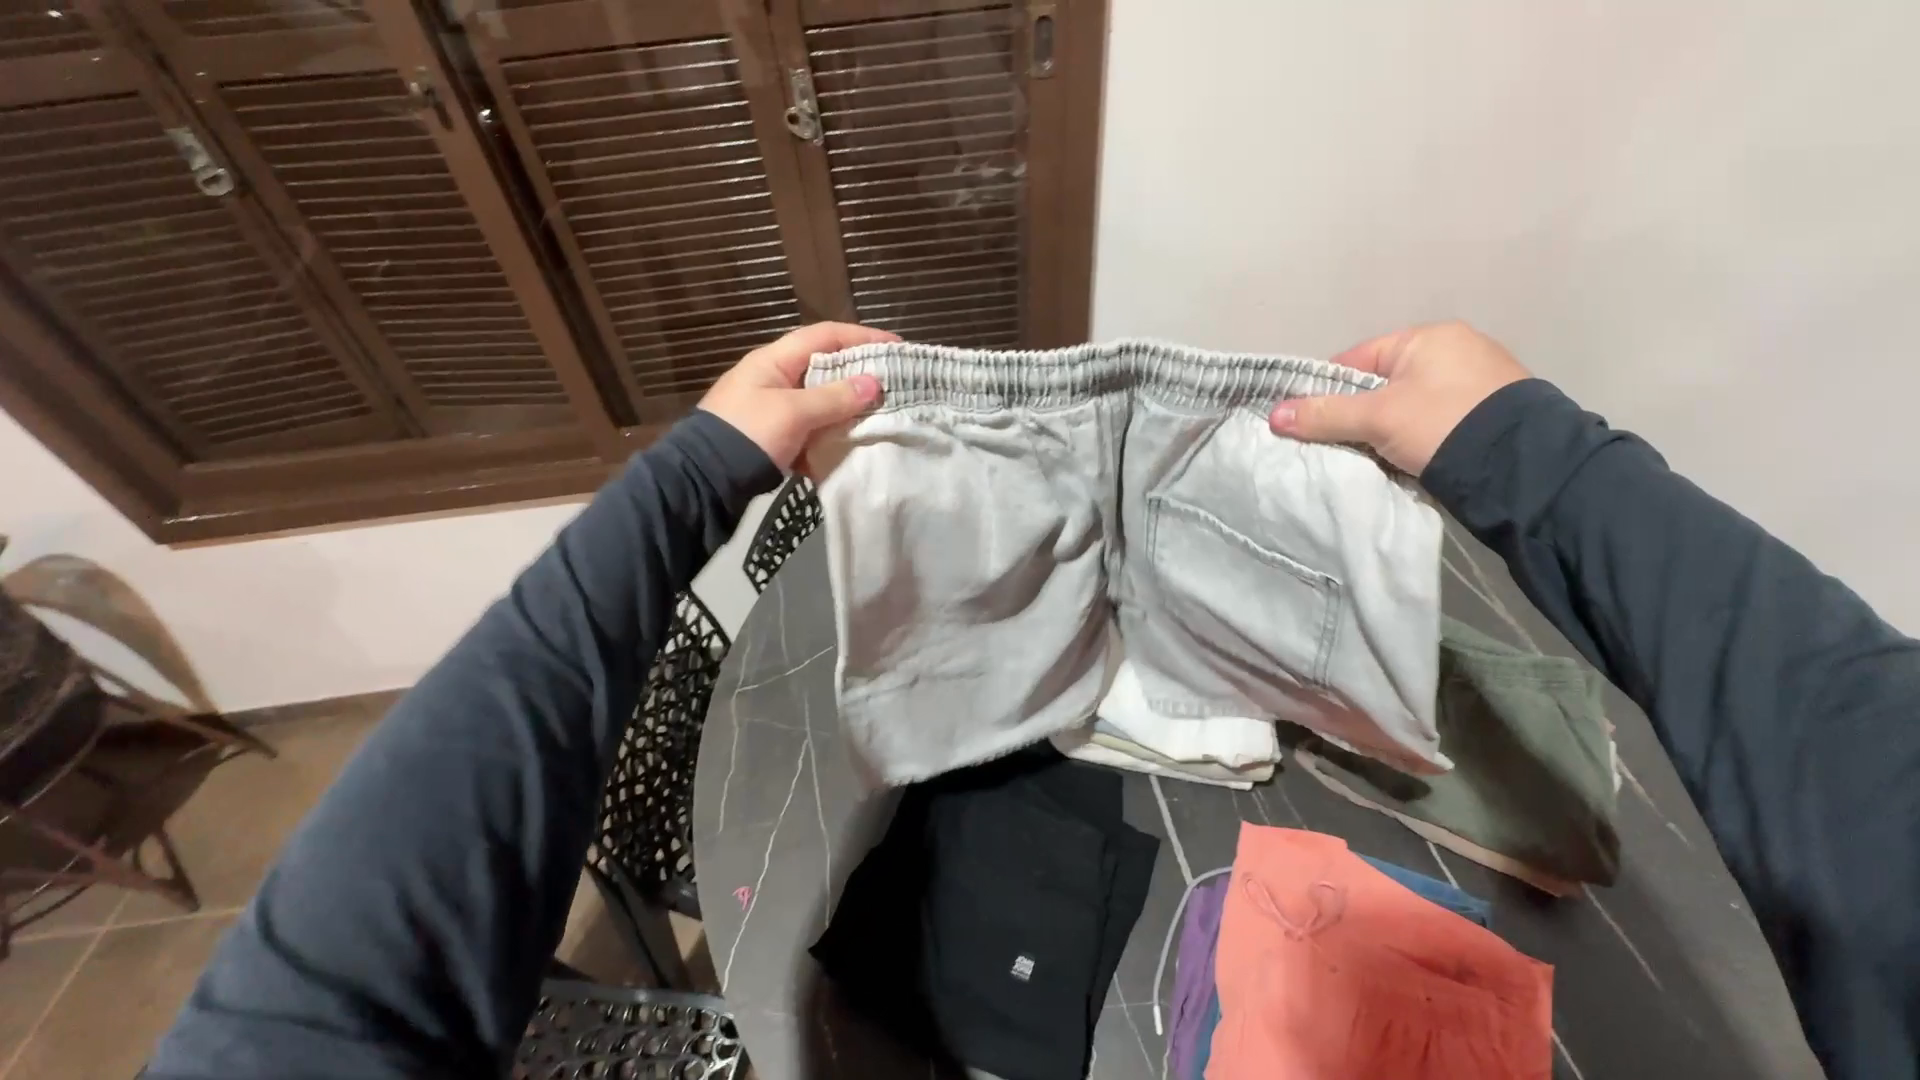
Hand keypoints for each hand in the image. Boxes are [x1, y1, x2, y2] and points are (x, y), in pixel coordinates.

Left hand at [698, 322, 897, 468]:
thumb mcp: (794, 413)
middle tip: (895, 384)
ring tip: (883, 415)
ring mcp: (776, 410)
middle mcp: (776, 379)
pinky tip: (855, 443)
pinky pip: (814, 429)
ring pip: (823, 401)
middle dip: (861, 375)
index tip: (896, 347)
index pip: (826, 336)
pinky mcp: (778, 438)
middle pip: (827, 368)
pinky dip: (834, 434)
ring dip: (850, 408)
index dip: (862, 337)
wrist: (706, 481)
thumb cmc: (749, 435)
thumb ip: (835, 398)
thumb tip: (875, 383)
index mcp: (774, 361)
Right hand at [1268, 321, 1530, 474]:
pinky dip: (1414, 438)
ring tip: (1373, 456)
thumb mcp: (1377, 418)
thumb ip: (1325, 415)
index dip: (1327, 391)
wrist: (1523, 467)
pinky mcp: (1489, 413)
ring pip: (1406, 405)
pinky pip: (1432, 421)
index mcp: (1427, 337)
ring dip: (1386, 429)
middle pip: (1380, 384)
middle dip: (1357, 414)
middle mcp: (1454, 350)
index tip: (1309, 422)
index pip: (1356, 360)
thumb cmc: (1444, 424)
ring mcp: (1476, 381)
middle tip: (1339, 444)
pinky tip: (1407, 458)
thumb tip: (1274, 416)